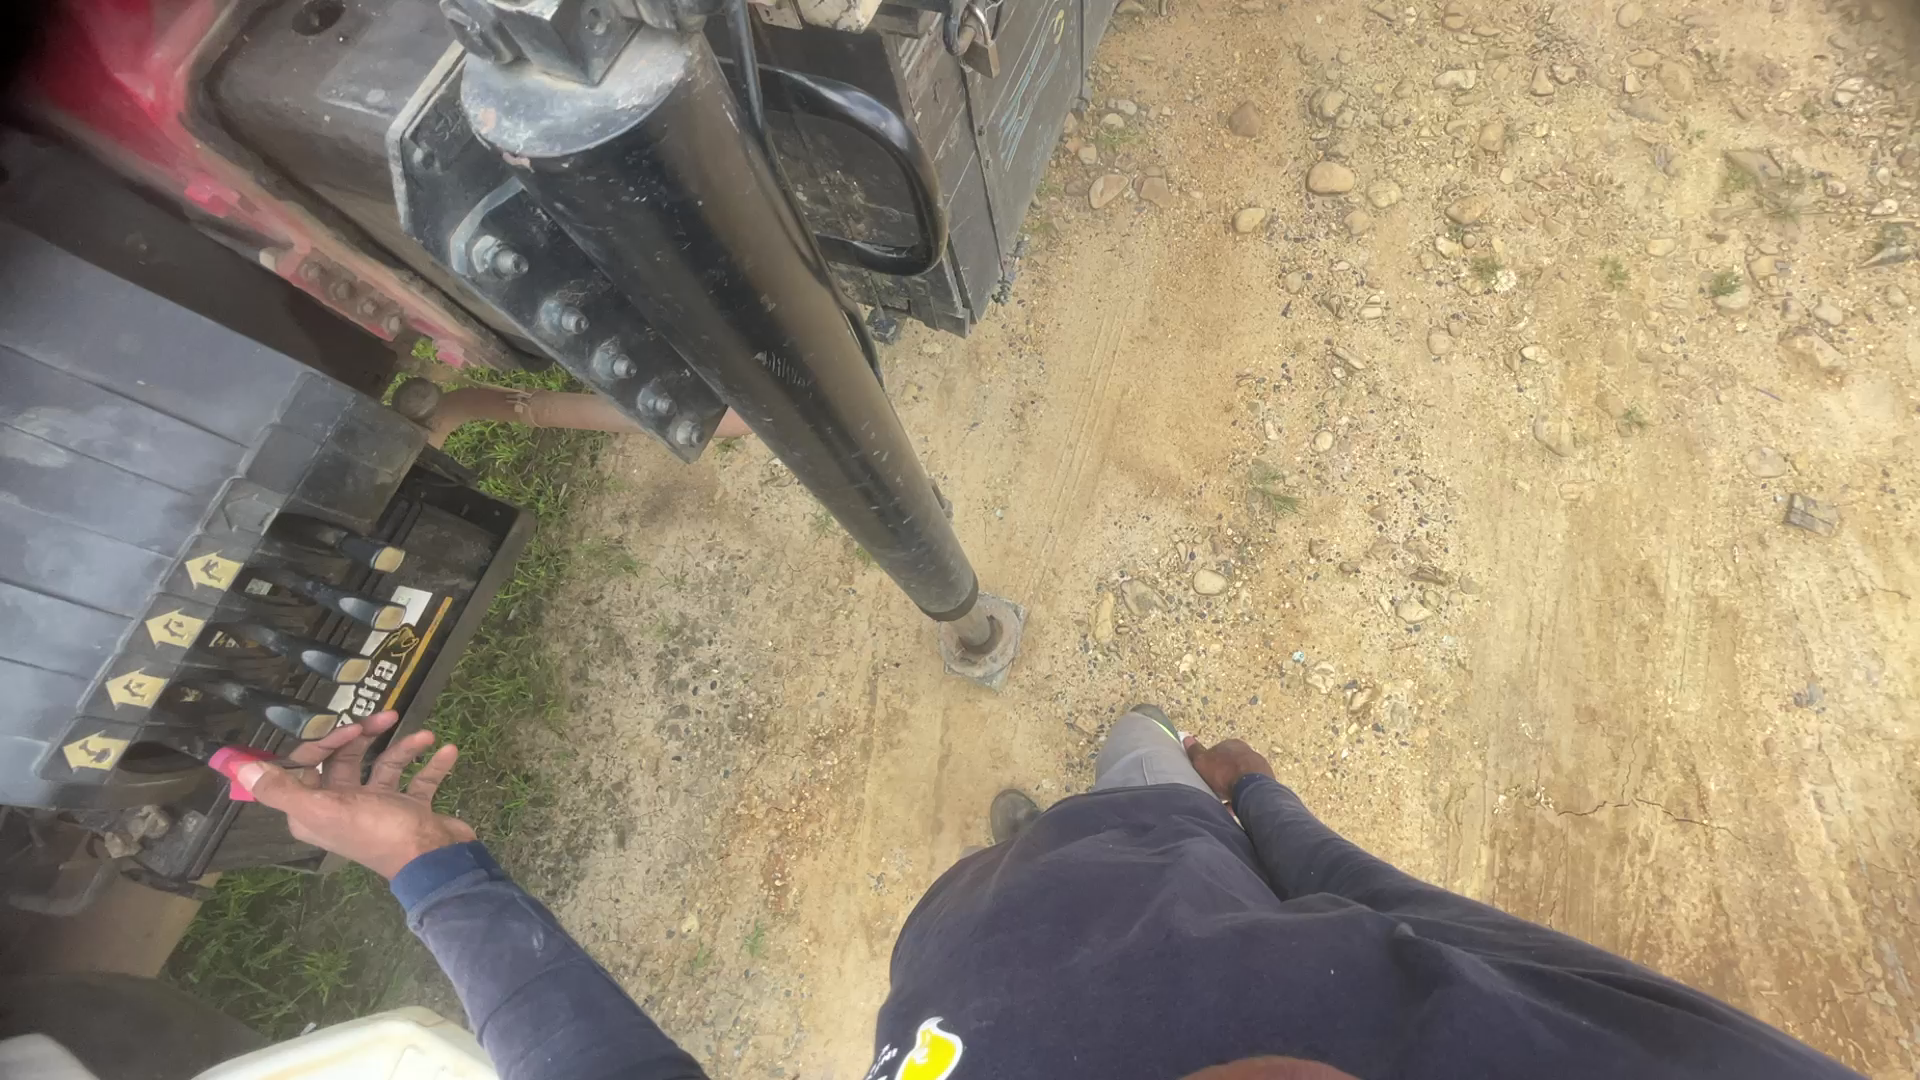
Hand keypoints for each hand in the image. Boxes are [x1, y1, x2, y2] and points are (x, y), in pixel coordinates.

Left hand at [233, 710, 475, 878]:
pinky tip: (448, 751)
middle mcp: (343, 806)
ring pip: (386, 767)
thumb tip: (240, 768)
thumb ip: (280, 789)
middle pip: (348, 761)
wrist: (432, 857)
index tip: (353, 726)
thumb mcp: (324, 810)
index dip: (327, 741)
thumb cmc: (377, 831)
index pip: (310, 765)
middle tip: (389, 717)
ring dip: (407, 748)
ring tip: (427, 735)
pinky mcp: (411, 808)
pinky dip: (433, 765)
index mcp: (315, 809)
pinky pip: (420, 780)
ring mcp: (381, 807)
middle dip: (366, 737)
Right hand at [1184, 737, 1274, 800]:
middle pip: (1231, 764)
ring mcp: (1261, 767)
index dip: (1211, 764)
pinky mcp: (1268, 783)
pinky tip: (1237, 807)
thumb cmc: (1224, 773)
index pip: (1218, 751)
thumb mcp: (1201, 762)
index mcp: (1232, 744)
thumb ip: (1194, 751)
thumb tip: (1186, 737)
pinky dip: (1244, 796)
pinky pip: (1251, 789)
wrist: (1251, 790)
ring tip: (1225, 801)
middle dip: (1224, 776)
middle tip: (1215, 789)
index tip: (1206, 776)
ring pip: (1242, 778)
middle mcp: (1248, 752)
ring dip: (1234, 787)